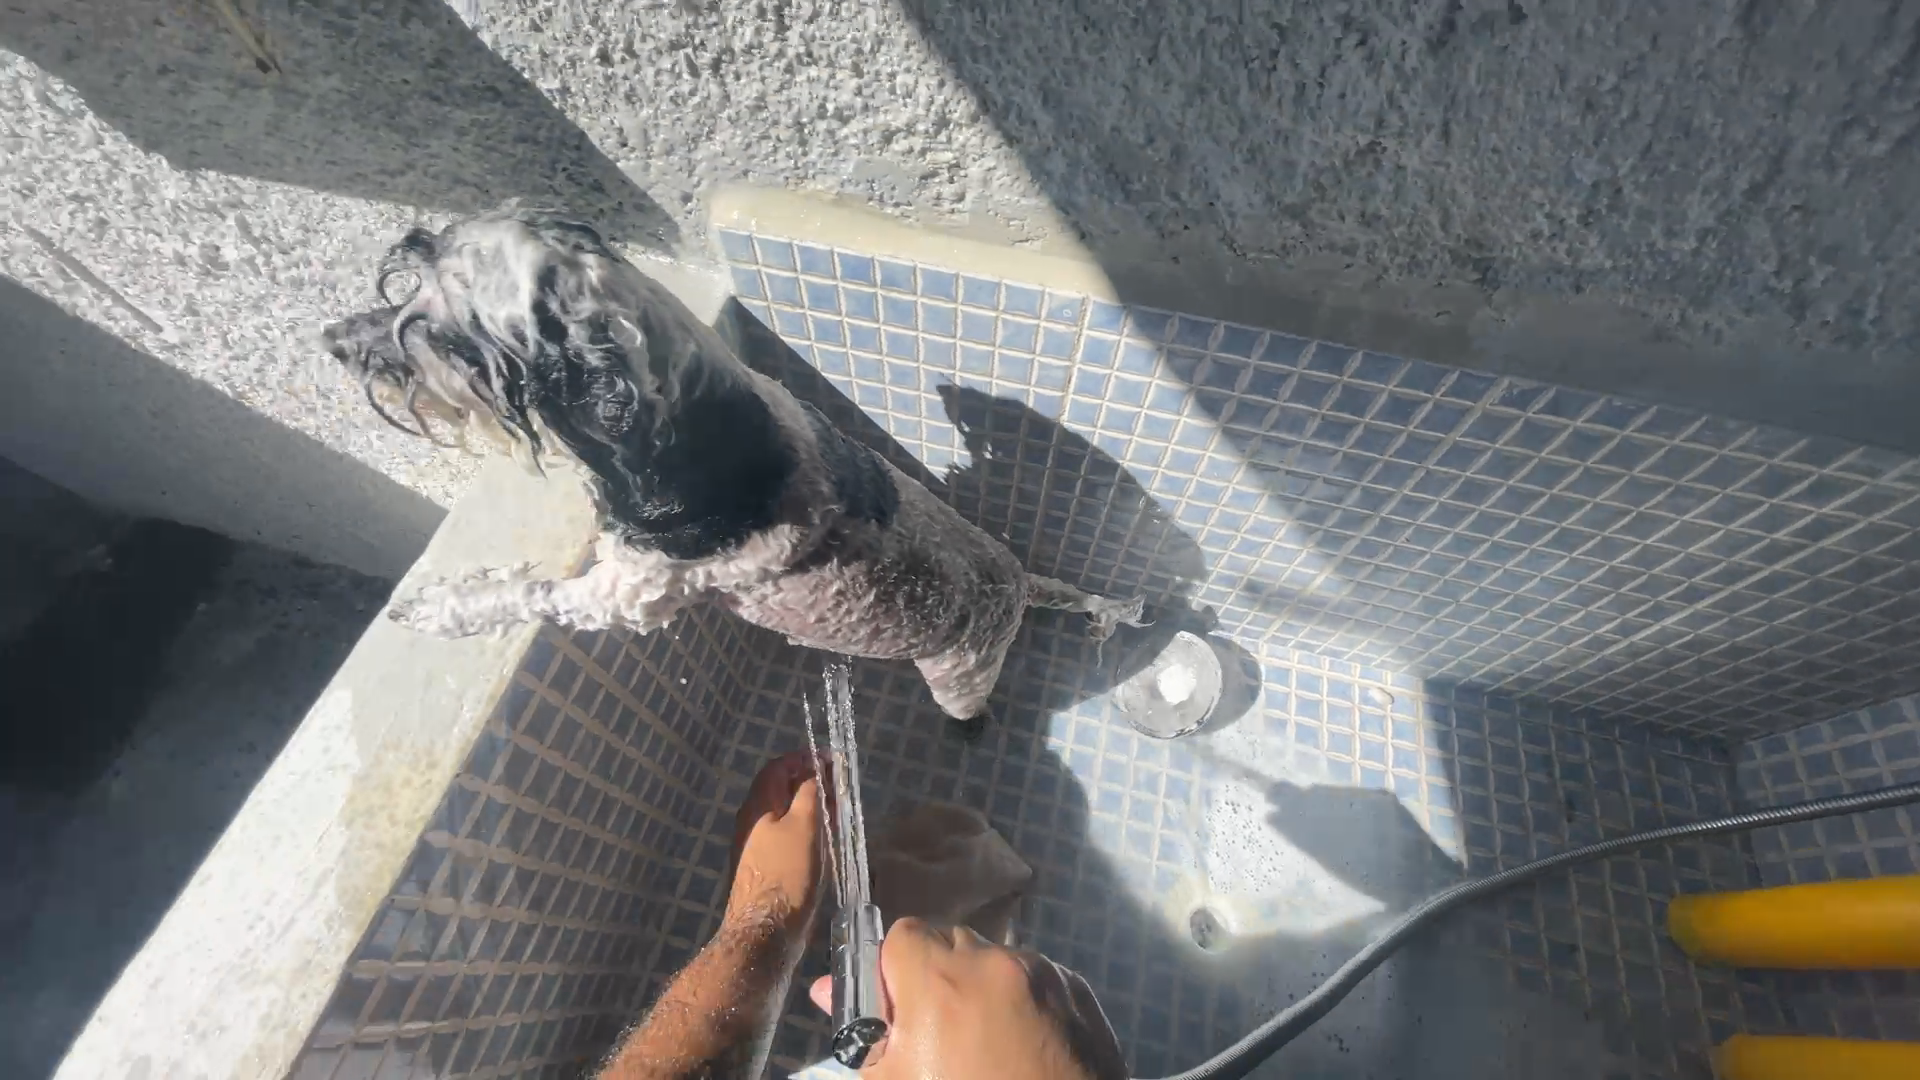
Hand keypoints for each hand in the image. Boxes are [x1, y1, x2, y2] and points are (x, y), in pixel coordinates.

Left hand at [724, 751, 825, 937]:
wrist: (765, 934)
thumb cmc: (787, 873)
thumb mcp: (805, 825)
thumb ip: (810, 792)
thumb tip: (816, 770)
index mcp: (758, 805)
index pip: (779, 766)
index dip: (805, 758)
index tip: (833, 761)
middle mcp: (754, 821)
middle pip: (783, 789)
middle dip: (813, 782)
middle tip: (841, 787)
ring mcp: (758, 846)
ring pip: (788, 814)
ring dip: (813, 808)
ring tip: (840, 812)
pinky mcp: (768, 867)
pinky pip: (790, 836)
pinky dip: (809, 830)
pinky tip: (828, 840)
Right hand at [808, 919, 1125, 1079]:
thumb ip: (860, 1035)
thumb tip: (827, 988)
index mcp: (941, 980)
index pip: (901, 935)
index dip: (893, 972)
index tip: (897, 1013)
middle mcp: (994, 960)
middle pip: (947, 943)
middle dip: (936, 978)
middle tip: (937, 1036)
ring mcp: (1043, 971)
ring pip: (992, 959)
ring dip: (980, 989)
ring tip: (985, 1048)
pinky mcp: (1078, 991)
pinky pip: (1034, 977)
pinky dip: (1023, 1002)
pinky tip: (1023, 1050)